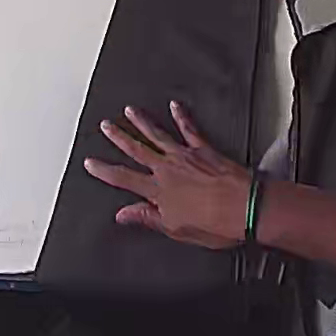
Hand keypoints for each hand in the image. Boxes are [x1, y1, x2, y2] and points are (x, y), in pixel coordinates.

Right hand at [83, 101, 250, 248]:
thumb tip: (124, 215)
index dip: (104, 170)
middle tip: (106, 125)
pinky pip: (189, 128)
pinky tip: (175, 106)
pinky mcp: (203, 149)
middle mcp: (167, 169)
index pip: (123, 178)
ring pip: (157, 135)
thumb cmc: (215, 222)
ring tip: (131, 110)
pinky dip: (181, 116)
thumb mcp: (176, 229)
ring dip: (142, 121)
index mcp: (158, 191)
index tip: (91, 162)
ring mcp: (184, 155)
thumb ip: (148, 218)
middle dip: (118, 137)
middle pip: (136, 150)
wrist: (244, 207)